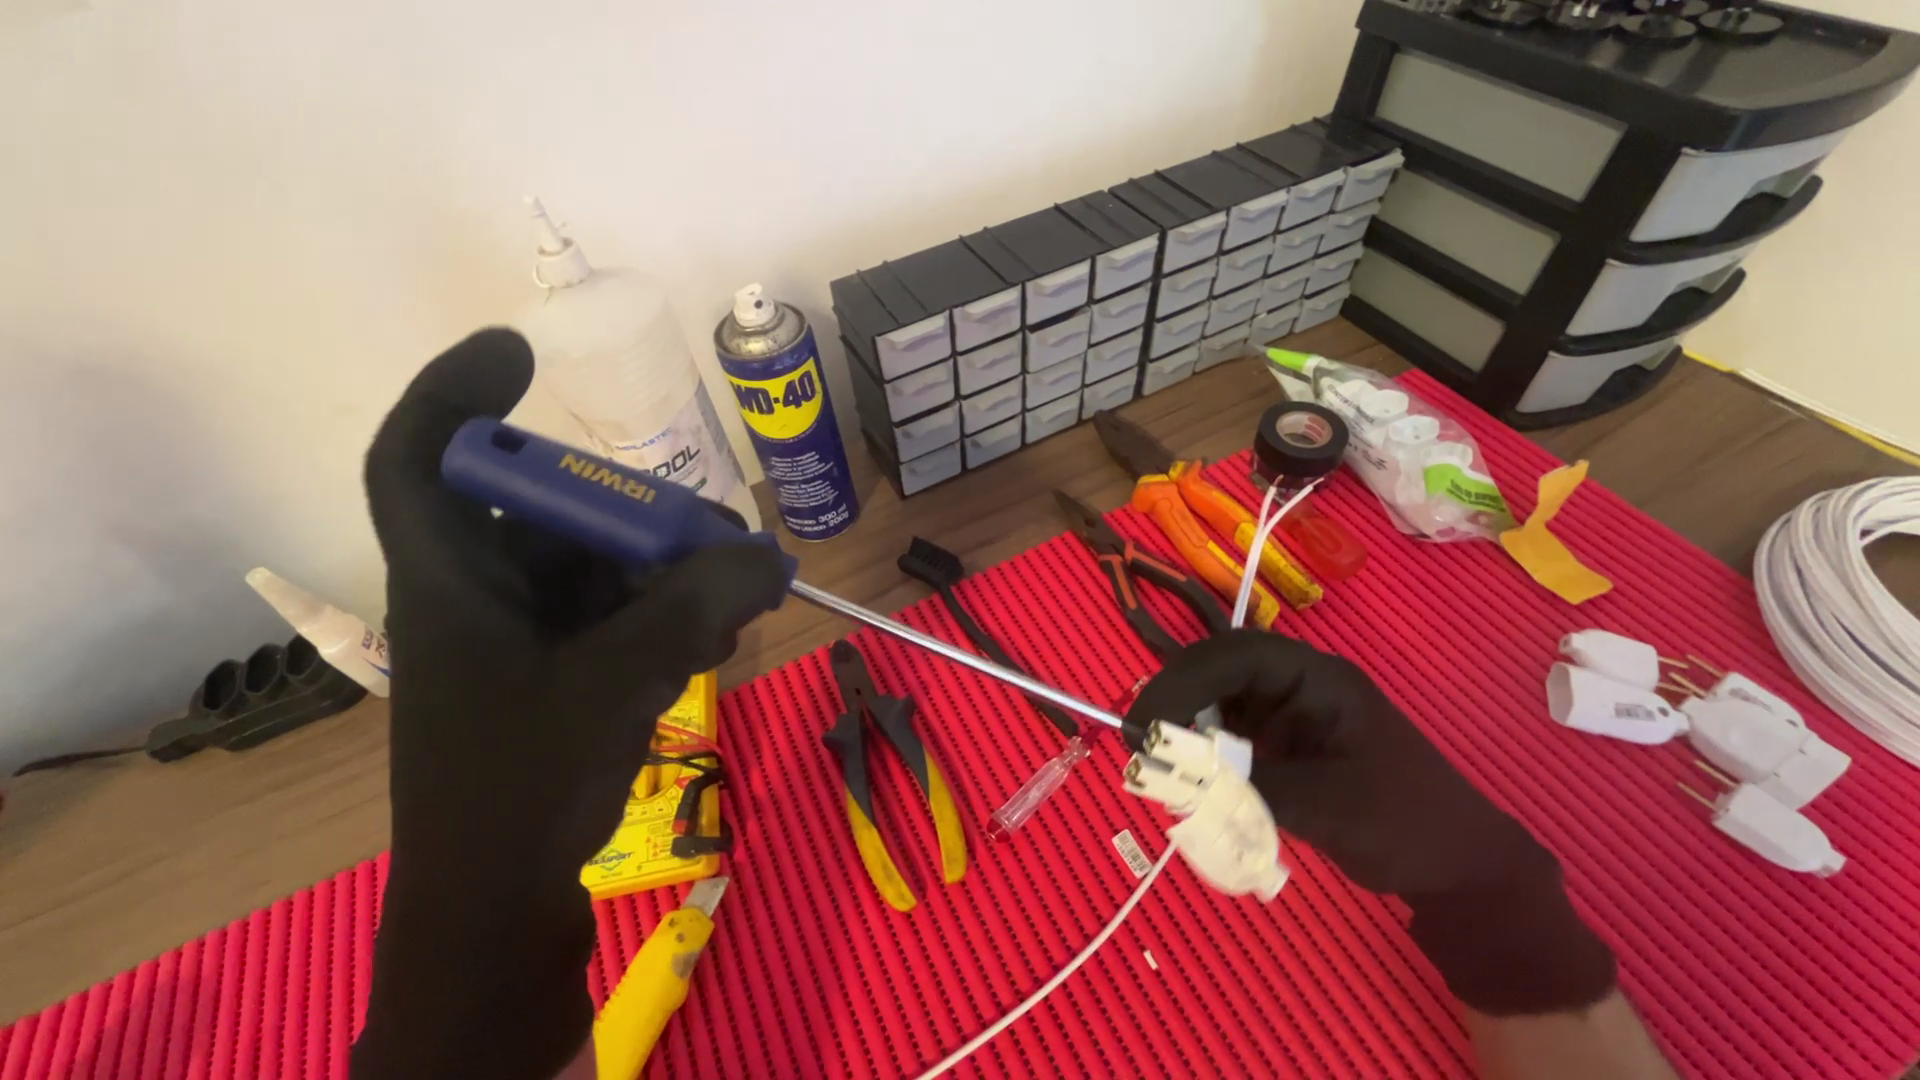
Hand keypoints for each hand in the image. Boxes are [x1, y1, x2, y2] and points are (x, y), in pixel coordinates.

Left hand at [351, 329, 786, 1078]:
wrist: (498, 904)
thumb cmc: (521, 786)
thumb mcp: (613, 686)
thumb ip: (692, 611)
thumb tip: (767, 555)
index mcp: (453, 580)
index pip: (420, 459)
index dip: (457, 393)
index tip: (523, 355)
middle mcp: (485, 592)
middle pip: (557, 512)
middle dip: (642, 518)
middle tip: (720, 538)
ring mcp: (526, 633)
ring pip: (603, 565)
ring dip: (674, 574)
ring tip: (738, 598)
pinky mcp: (560, 669)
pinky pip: (620, 610)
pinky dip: (670, 613)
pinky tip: (719, 637)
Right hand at [1128, 631, 1614, 1016]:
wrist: (1459, 866)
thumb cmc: (1406, 824)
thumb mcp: (1328, 806)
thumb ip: (1250, 786)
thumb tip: (1176, 776)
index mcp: (1319, 678)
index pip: (1236, 657)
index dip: (1183, 681)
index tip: (1145, 723)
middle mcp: (1298, 685)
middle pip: (1219, 671)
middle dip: (1176, 700)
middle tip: (1139, 741)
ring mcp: (1289, 714)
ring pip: (1218, 701)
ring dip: (1185, 726)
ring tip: (1154, 759)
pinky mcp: (1282, 744)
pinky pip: (1229, 735)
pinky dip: (1203, 752)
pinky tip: (1186, 775)